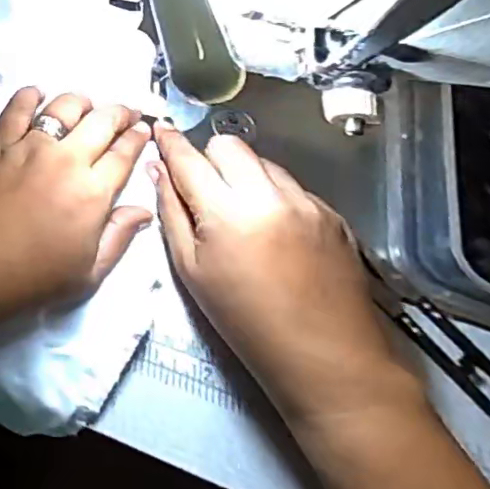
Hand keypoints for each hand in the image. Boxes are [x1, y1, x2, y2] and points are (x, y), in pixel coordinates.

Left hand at [0, 88, 152, 321]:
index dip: (137, 138)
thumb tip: (143, 210)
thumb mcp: (86, 274)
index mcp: (93, 192)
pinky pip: (18, 107)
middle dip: (120, 113)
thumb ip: (119, 237)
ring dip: (81, 103)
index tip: (142, 130)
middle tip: (125, 113)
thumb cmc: (30, 279)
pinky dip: (31, 96)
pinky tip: (37, 96)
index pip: (124, 153)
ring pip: (64, 106)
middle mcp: (67, 159)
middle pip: (102, 121)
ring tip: (86, 106)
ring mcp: (31, 145)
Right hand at [151, 125, 407, 422]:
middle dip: (210, 158)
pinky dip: (275, 196)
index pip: (189, 159)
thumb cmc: (247, 322)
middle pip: (228, 145)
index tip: (161, 128)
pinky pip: (291, 185)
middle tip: (207, 189)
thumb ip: (171, 213)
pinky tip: (277, 232)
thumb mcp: (192, 272)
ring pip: (262, 161)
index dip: (170, 141)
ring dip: (245, 176)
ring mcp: (304, 201)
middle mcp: (268, 195)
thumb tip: (159, 169)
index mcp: (227, 213)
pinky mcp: (330, 211)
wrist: (326, 359)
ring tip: (246, 216)